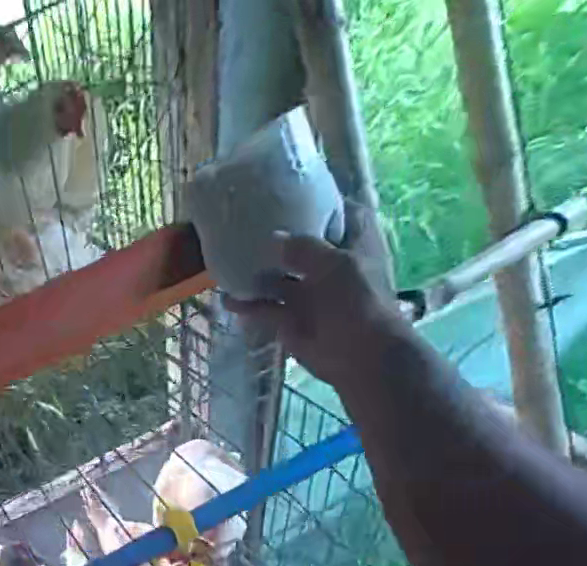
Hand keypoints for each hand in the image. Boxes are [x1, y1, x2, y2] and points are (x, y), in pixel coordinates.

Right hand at [229, 204, 408, 382]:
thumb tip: (273, 236)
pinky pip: (264, 308)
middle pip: (300, 245)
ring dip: (255, 273)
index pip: (338, 212)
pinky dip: (248, 305)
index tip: (293, 189)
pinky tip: (228, 299)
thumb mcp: (334, 264)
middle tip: (245, 223)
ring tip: (227, 261)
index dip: (320, 200)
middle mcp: (328, 265)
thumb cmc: (357, 302)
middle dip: (277, 237)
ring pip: (277, 278)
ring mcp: (308, 294)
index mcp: (351, 243)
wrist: (359, 355)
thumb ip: (302, 247)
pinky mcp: (290, 320)